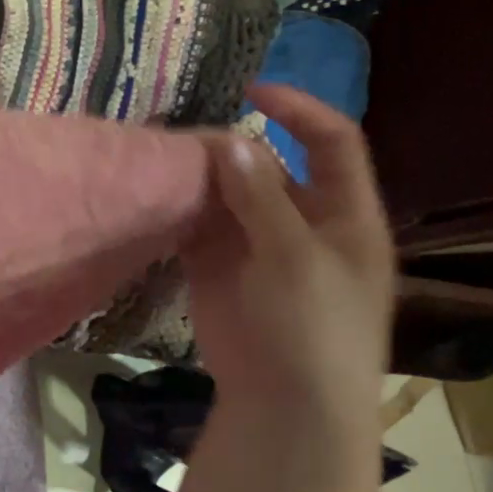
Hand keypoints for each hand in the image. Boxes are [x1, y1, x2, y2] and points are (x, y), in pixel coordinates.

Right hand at [186, 85, 395, 423]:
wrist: (286, 400)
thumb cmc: (312, 327)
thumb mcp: (295, 258)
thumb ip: (261, 200)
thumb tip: (229, 140)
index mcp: (343, 214)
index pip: (332, 143)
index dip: (299, 111)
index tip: (250, 91)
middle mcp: (300, 222)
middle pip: (266, 167)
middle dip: (227, 149)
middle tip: (177, 140)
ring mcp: (255, 246)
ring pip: (224, 196)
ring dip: (195, 179)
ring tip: (154, 162)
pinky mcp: (218, 269)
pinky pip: (195, 228)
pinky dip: (175, 212)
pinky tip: (148, 199)